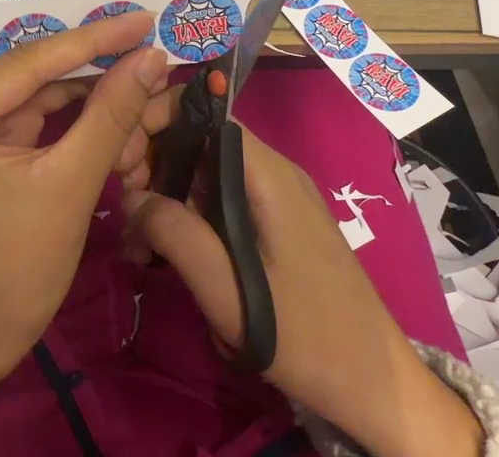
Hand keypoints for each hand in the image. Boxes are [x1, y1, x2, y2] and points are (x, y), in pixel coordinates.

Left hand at [0, 13, 170, 410]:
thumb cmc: (20, 264)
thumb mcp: (70, 184)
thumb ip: (110, 114)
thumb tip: (151, 57)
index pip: (27, 63)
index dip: (90, 39)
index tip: (141, 18)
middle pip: (29, 70)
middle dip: (91, 60)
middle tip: (146, 36)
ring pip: (34, 88)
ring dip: (87, 88)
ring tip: (140, 72)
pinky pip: (31, 111)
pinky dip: (72, 110)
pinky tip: (112, 100)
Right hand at [118, 92, 482, 456]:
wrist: (375, 387)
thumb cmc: (305, 334)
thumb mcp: (227, 288)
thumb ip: (173, 231)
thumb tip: (130, 197)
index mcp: (266, 175)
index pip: (202, 111)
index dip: (154, 122)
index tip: (123, 164)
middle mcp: (270, 174)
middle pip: (196, 141)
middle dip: (150, 166)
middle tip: (126, 215)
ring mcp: (272, 199)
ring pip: (201, 174)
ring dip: (163, 199)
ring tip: (138, 246)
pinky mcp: (271, 225)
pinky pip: (216, 202)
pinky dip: (184, 218)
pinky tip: (163, 255)